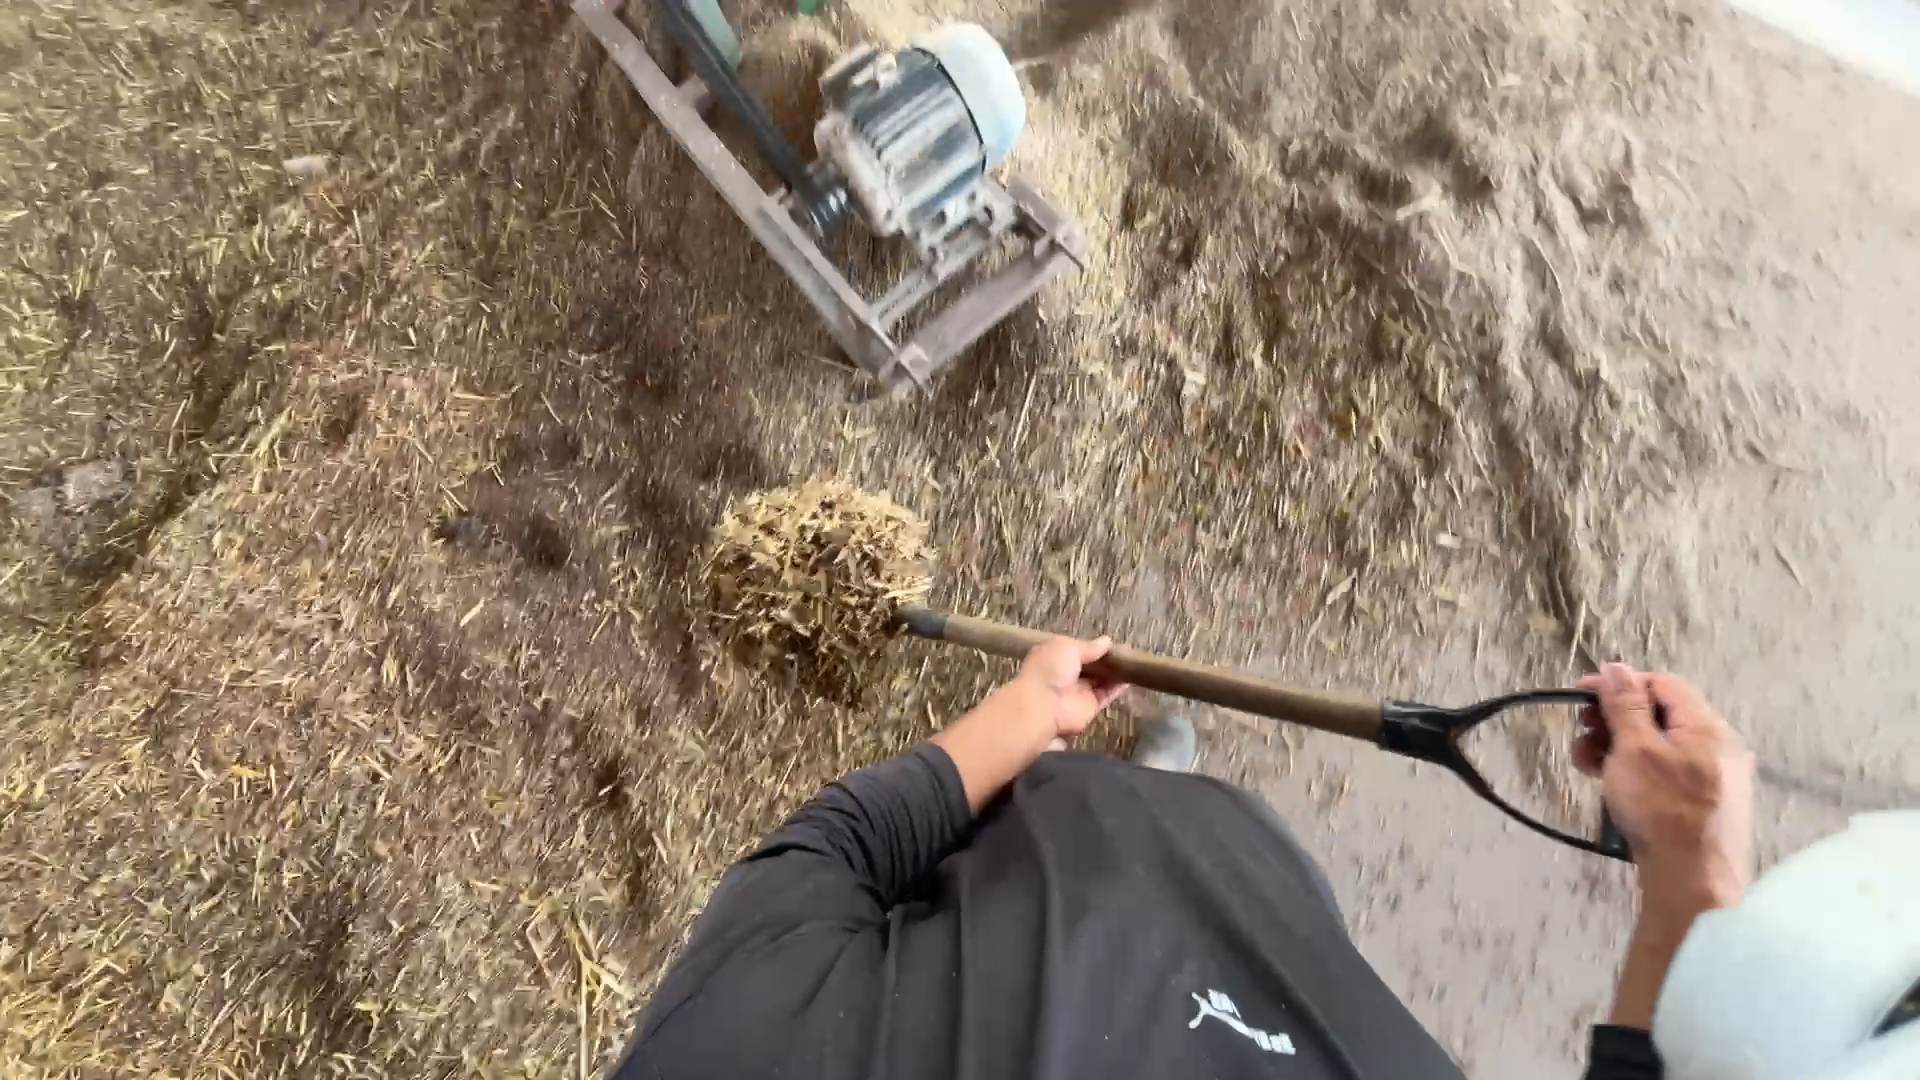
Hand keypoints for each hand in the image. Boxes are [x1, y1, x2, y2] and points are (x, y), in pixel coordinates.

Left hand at [1013, 635, 1128, 739]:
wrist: (1043, 703)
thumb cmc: (1050, 668)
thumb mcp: (1068, 647)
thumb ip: (1089, 647)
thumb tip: (1106, 641)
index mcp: (1056, 656)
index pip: (1077, 650)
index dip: (1093, 647)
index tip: (1111, 643)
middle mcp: (1066, 673)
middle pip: (1091, 666)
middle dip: (1106, 660)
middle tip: (1127, 652)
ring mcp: (1078, 691)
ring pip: (1100, 680)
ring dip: (1114, 672)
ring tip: (1132, 663)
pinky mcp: (1089, 707)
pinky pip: (1106, 695)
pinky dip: (1117, 687)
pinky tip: (1130, 678)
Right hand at [1575, 663, 1755, 909]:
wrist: (1692, 875)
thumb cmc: (1661, 806)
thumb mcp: (1634, 748)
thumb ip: (1626, 705)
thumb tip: (1617, 667)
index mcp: (1707, 728)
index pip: (1662, 684)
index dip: (1619, 683)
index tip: (1580, 696)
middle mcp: (1716, 744)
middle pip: (1656, 711)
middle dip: (1611, 717)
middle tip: (1582, 732)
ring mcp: (1711, 771)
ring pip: (1653, 738)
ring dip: (1613, 742)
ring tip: (1587, 762)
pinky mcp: (1701, 793)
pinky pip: (1660, 763)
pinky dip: (1629, 762)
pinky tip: (1607, 778)